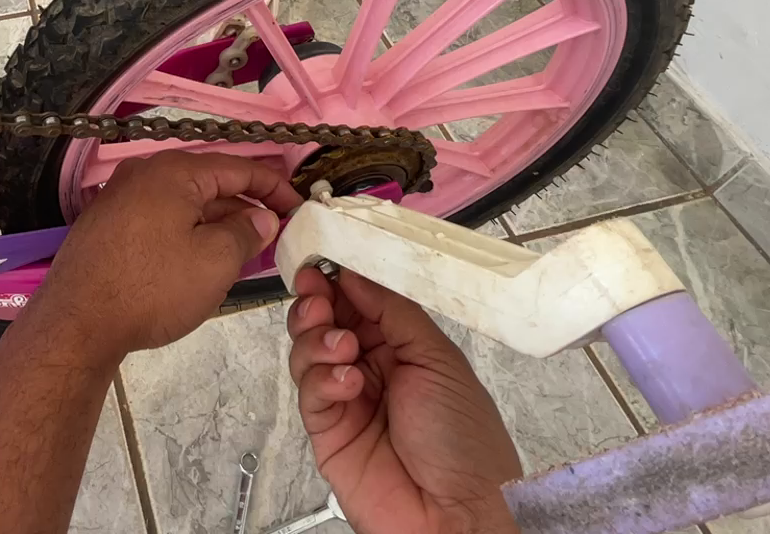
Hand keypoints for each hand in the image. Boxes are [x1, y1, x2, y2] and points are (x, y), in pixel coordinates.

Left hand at [28, 152, 301, 360]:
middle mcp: (145, 173)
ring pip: (184, 201)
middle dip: (245, 204)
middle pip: (208, 181)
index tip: (299, 206)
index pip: (237, 167)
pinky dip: (188, 228)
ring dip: (217, 219)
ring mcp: (122, 196)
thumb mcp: (213, 262)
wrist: (76, 320)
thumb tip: (261, 217)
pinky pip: (161, 215)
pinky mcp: (109, 222)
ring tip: (246, 245)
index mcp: (174, 172)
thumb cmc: (151, 287)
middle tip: (276, 228)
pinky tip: (201, 254)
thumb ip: (245, 233)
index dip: (273, 186)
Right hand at [288, 266, 522, 533]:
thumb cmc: (463, 438)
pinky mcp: (325, 428)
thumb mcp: (436, 357)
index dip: (334, 279)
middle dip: (314, 302)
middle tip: (317, 298)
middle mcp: (365, 364)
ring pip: (306, 348)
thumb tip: (351, 272)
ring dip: (317, 337)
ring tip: (343, 347)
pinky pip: (308, 389)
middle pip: (321, 319)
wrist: (460, 516)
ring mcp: (343, 396)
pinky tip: (347, 382)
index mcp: (395, 344)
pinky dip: (322, 378)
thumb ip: (391, 309)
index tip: (319, 261)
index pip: (353, 299)